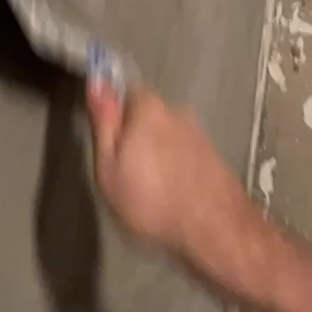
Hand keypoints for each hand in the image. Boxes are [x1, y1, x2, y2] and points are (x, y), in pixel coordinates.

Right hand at [85, 82, 257, 270]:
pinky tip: (173, 195)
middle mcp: (178, 112)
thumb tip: (96, 81)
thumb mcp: (109, 166)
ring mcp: (200, 134)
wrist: (214, 230)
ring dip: (159, 155)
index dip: (114, 116)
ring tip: (151, 190)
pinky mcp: (215, 157)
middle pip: (149, 116)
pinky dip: (177, 169)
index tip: (109, 144)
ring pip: (168, 137)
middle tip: (126, 173)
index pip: (127, 92)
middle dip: (138, 137)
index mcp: (149, 107)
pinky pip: (185, 155)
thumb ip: (103, 122)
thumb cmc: (150, 200)